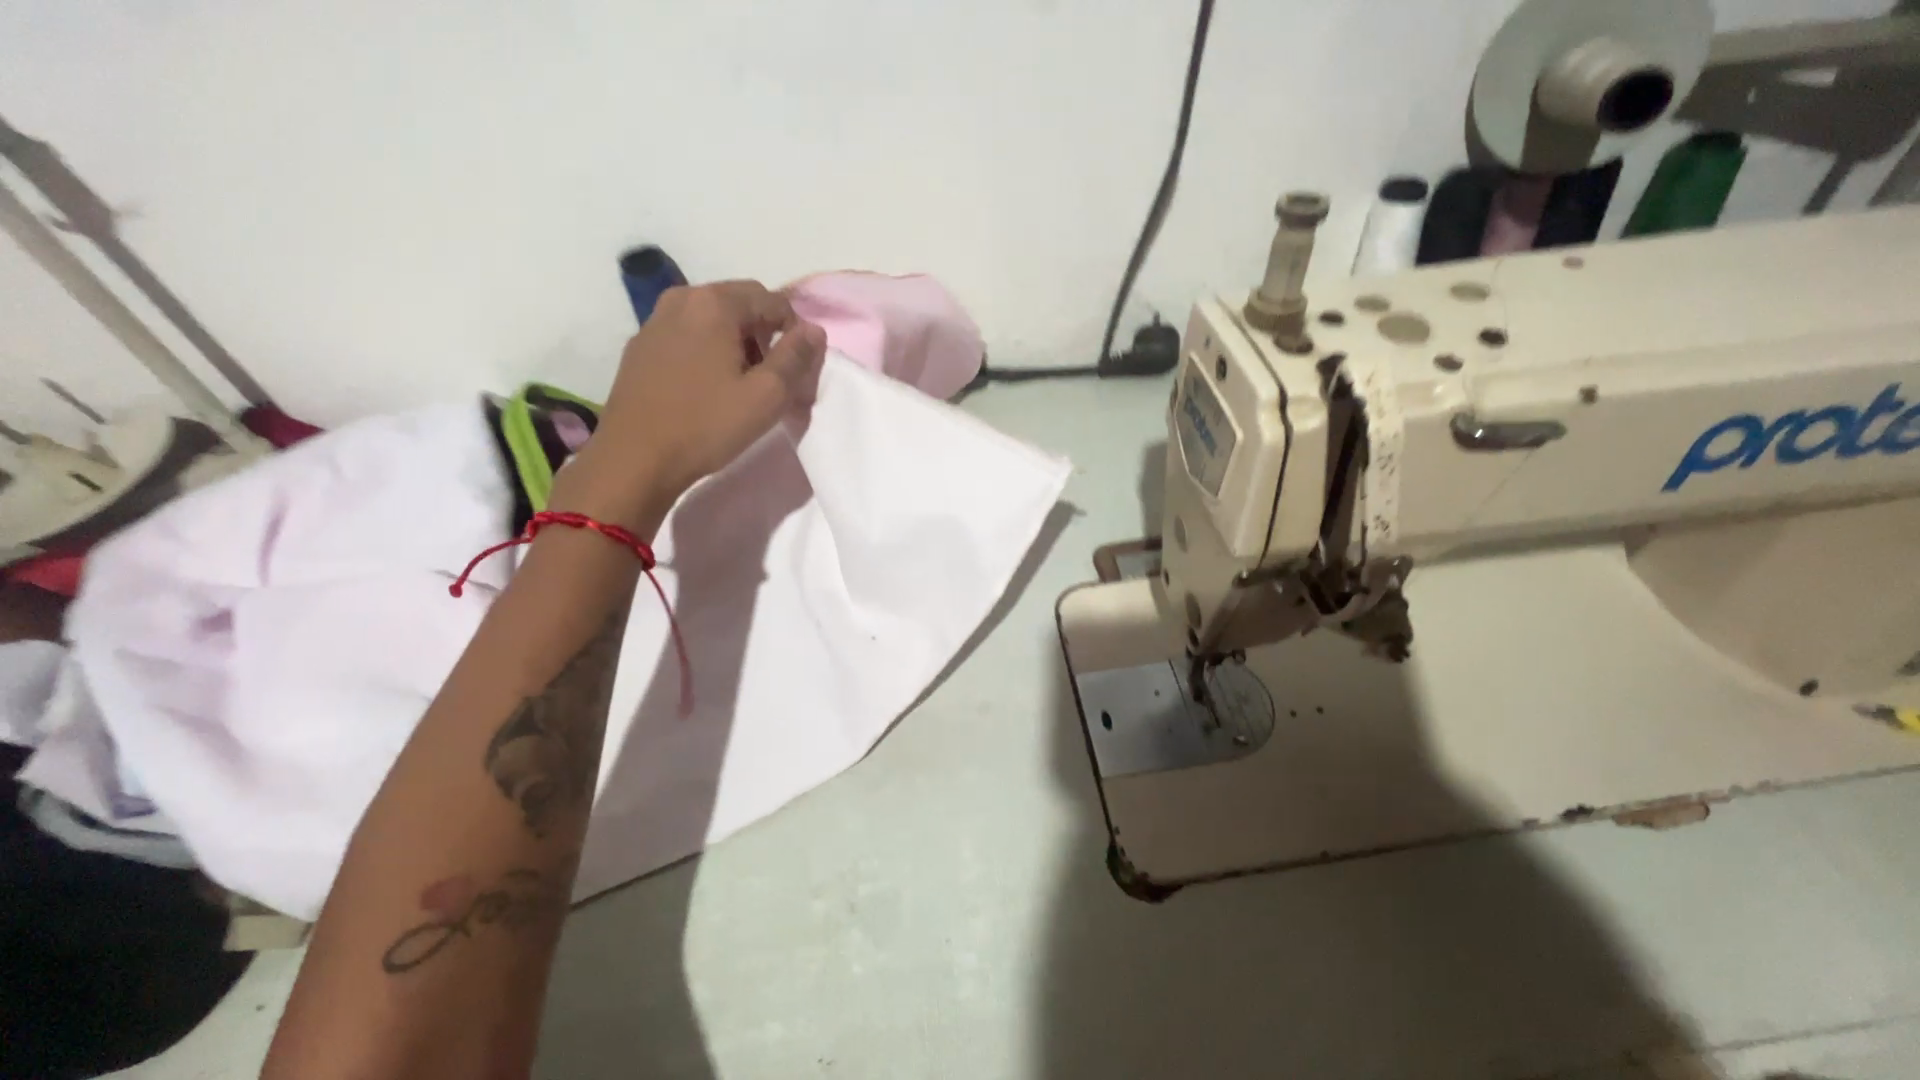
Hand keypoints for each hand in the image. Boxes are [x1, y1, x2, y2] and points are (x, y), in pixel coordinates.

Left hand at [556, 280, 826, 530]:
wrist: (632, 460)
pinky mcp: (639, 347)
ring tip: (741, 386)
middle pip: (740, 305)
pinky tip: (707, 389)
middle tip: (773, 379)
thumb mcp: (766, 396)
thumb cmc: (705, 426)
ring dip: (735, 344)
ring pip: (712, 321)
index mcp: (714, 303)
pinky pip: (686, 337)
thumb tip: (814, 331)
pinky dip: (706, 352)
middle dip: (764, 336)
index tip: (796, 371)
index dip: (794, 333)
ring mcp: (654, 321)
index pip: (773, 301)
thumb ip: (796, 357)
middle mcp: (681, 299)